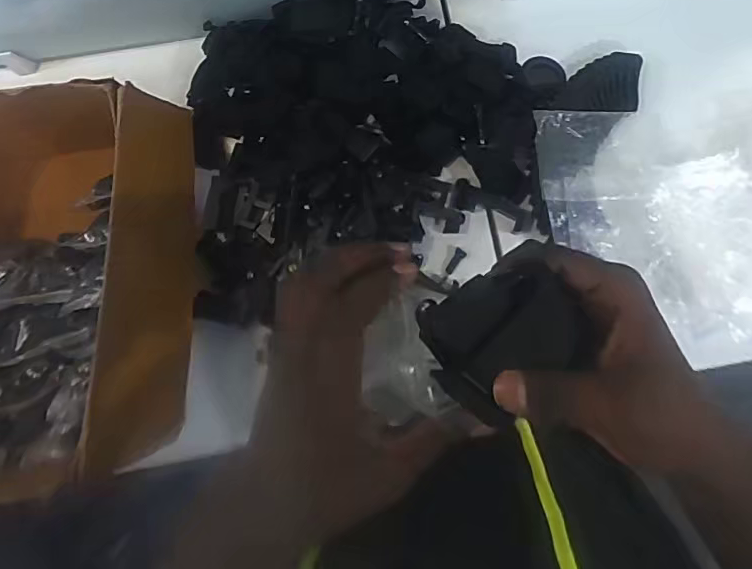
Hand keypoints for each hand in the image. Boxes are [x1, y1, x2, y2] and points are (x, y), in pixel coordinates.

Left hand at [243, 244, 457, 544]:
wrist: (266, 501)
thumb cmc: (328, 486)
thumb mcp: (389, 473)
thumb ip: (434, 438)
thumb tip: (485, 417)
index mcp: (326, 373)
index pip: (349, 308)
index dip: (379, 281)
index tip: (411, 269)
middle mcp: (300, 347)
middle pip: (318, 280)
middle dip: (357, 256)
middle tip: (398, 252)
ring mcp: (283, 343)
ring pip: (300, 282)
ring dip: (336, 261)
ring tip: (373, 258)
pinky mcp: (277, 347)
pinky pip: (293, 295)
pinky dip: (320, 275)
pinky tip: (344, 281)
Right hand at [492, 242, 731, 474]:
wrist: (699, 455)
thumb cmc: (661, 416)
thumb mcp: (603, 404)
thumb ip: (549, 392)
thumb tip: (496, 385)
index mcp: (614, 287)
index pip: (553, 257)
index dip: (517, 265)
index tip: (485, 288)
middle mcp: (604, 289)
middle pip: (546, 272)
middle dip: (512, 289)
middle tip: (478, 312)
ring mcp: (598, 311)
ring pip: (546, 296)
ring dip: (519, 310)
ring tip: (484, 329)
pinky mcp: (591, 334)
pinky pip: (551, 318)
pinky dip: (530, 329)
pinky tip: (506, 347)